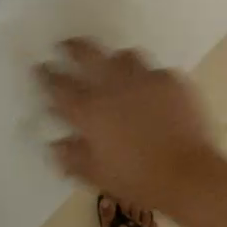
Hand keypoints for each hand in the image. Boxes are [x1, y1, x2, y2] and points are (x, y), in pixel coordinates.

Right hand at [38, 38, 223, 207]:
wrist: (187, 175)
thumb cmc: (136, 180)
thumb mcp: (96, 175)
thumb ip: (73, 157)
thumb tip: (57, 145)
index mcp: (89, 110)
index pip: (58, 85)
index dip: (46, 75)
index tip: (40, 67)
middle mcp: (113, 87)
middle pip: (87, 54)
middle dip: (73, 47)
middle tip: (66, 46)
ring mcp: (145, 80)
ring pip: (124, 56)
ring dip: (114, 60)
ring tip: (114, 66)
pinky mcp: (172, 81)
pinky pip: (156, 73)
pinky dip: (149, 79)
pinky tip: (151, 91)